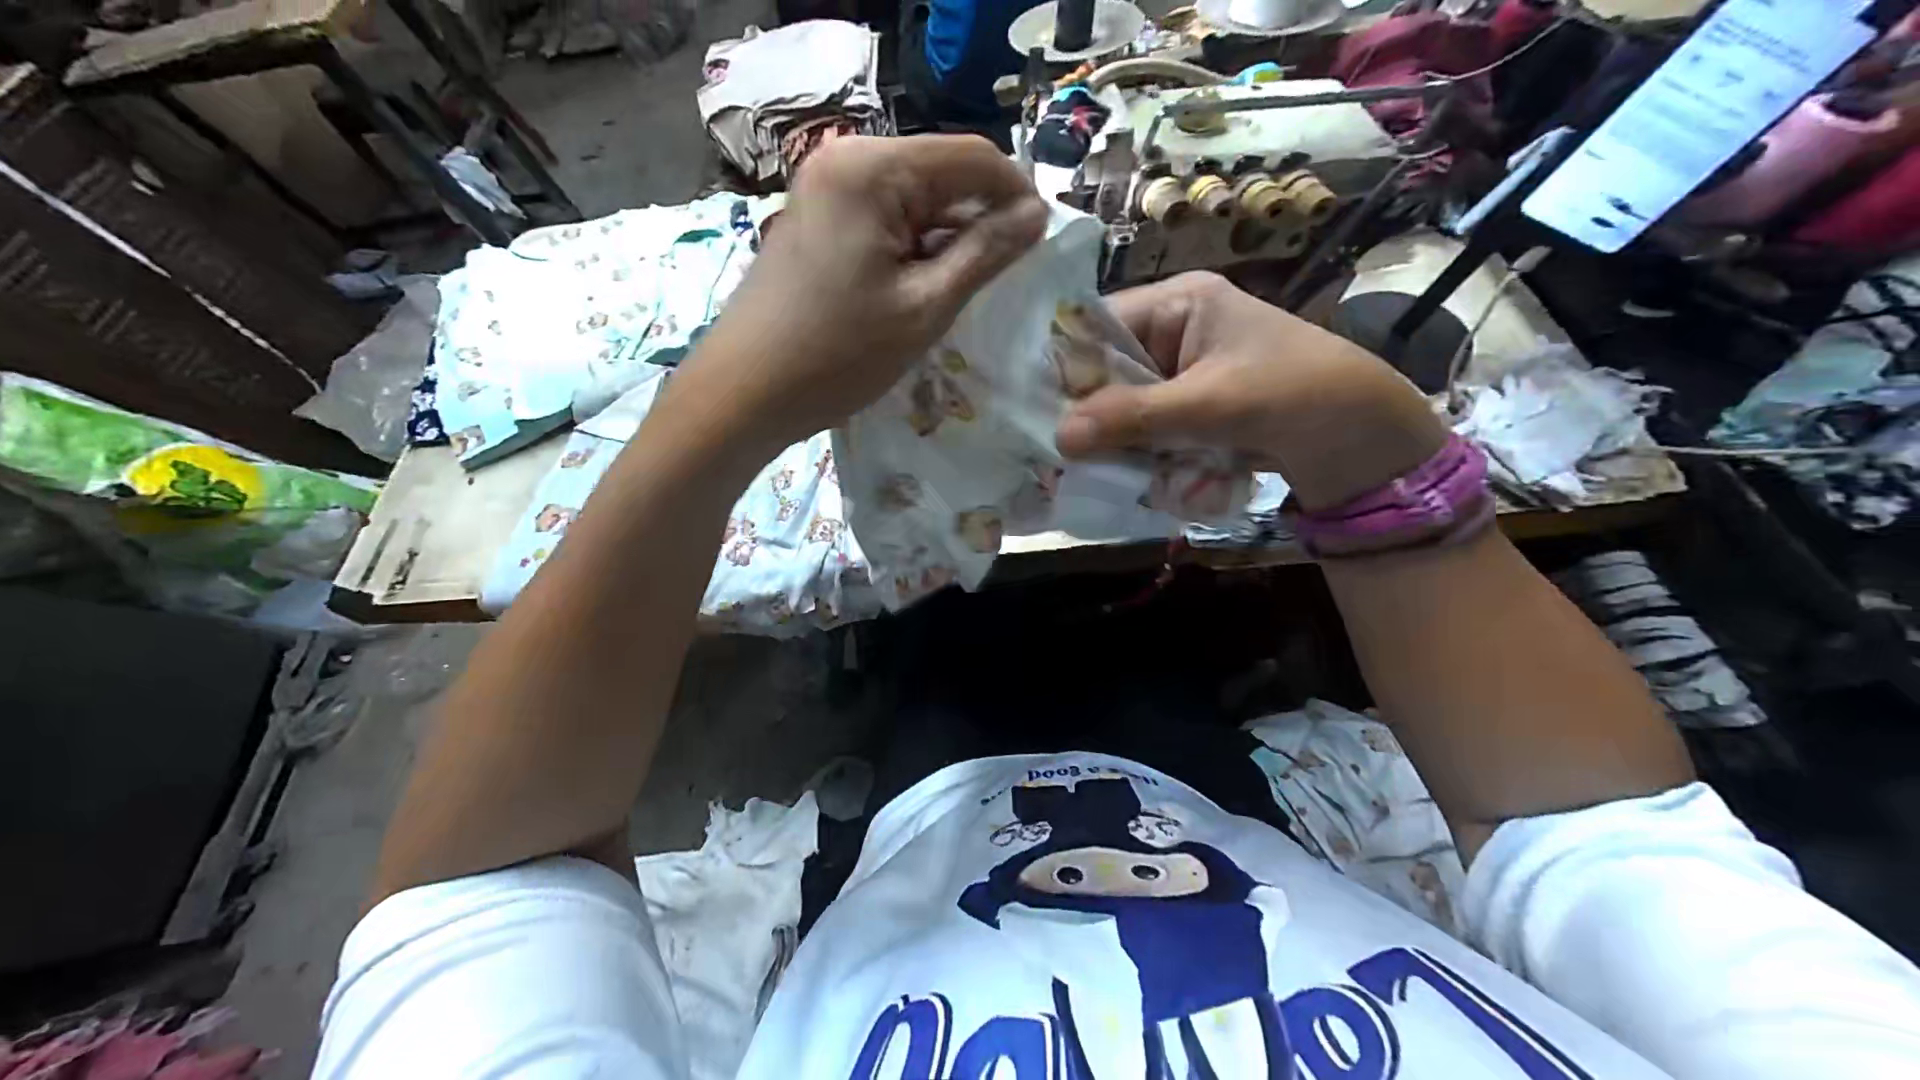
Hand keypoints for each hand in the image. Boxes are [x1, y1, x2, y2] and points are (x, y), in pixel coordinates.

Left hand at [682, 135, 1048, 446]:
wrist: (744, 392)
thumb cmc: (837, 355)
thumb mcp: (924, 307)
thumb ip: (985, 253)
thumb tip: (1037, 215)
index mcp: (873, 169)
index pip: (972, 156)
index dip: (1015, 194)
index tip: (1039, 243)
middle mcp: (845, 159)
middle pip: (941, 171)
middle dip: (978, 218)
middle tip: (1000, 278)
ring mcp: (825, 187)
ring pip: (913, 197)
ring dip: (945, 237)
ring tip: (960, 291)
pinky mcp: (816, 216)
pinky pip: (883, 217)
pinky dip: (912, 246)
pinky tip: (921, 287)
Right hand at [1054, 272, 1449, 510]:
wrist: (1361, 436)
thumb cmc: (1290, 394)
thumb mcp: (1208, 403)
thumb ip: (1132, 417)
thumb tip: (1058, 436)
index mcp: (1179, 302)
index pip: (1100, 325)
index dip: (1070, 366)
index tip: (1042, 411)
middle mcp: (1174, 328)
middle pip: (1108, 367)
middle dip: (1091, 409)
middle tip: (1063, 450)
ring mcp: (1182, 369)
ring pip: (1123, 401)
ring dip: (1114, 434)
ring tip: (1094, 465)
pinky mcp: (1190, 405)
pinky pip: (1145, 423)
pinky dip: (1137, 447)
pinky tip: (1127, 468)